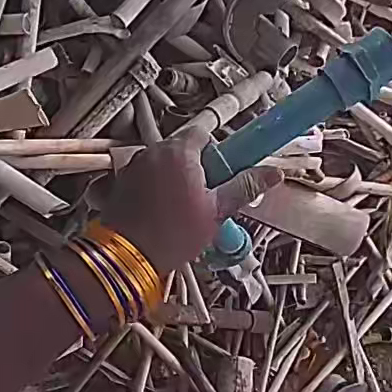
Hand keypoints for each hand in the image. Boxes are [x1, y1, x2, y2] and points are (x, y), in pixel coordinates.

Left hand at [98, 127, 281, 271]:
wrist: (128, 257)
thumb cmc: (171, 236)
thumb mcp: (216, 212)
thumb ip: (243, 187)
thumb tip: (271, 174)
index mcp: (178, 152)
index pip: (203, 134)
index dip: (216, 151)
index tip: (223, 171)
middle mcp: (152, 153)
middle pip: (181, 149)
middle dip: (195, 167)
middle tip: (205, 195)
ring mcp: (133, 167)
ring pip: (161, 163)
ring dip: (174, 178)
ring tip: (182, 208)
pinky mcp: (120, 183)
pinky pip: (144, 177)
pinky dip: (153, 188)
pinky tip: (161, 211)